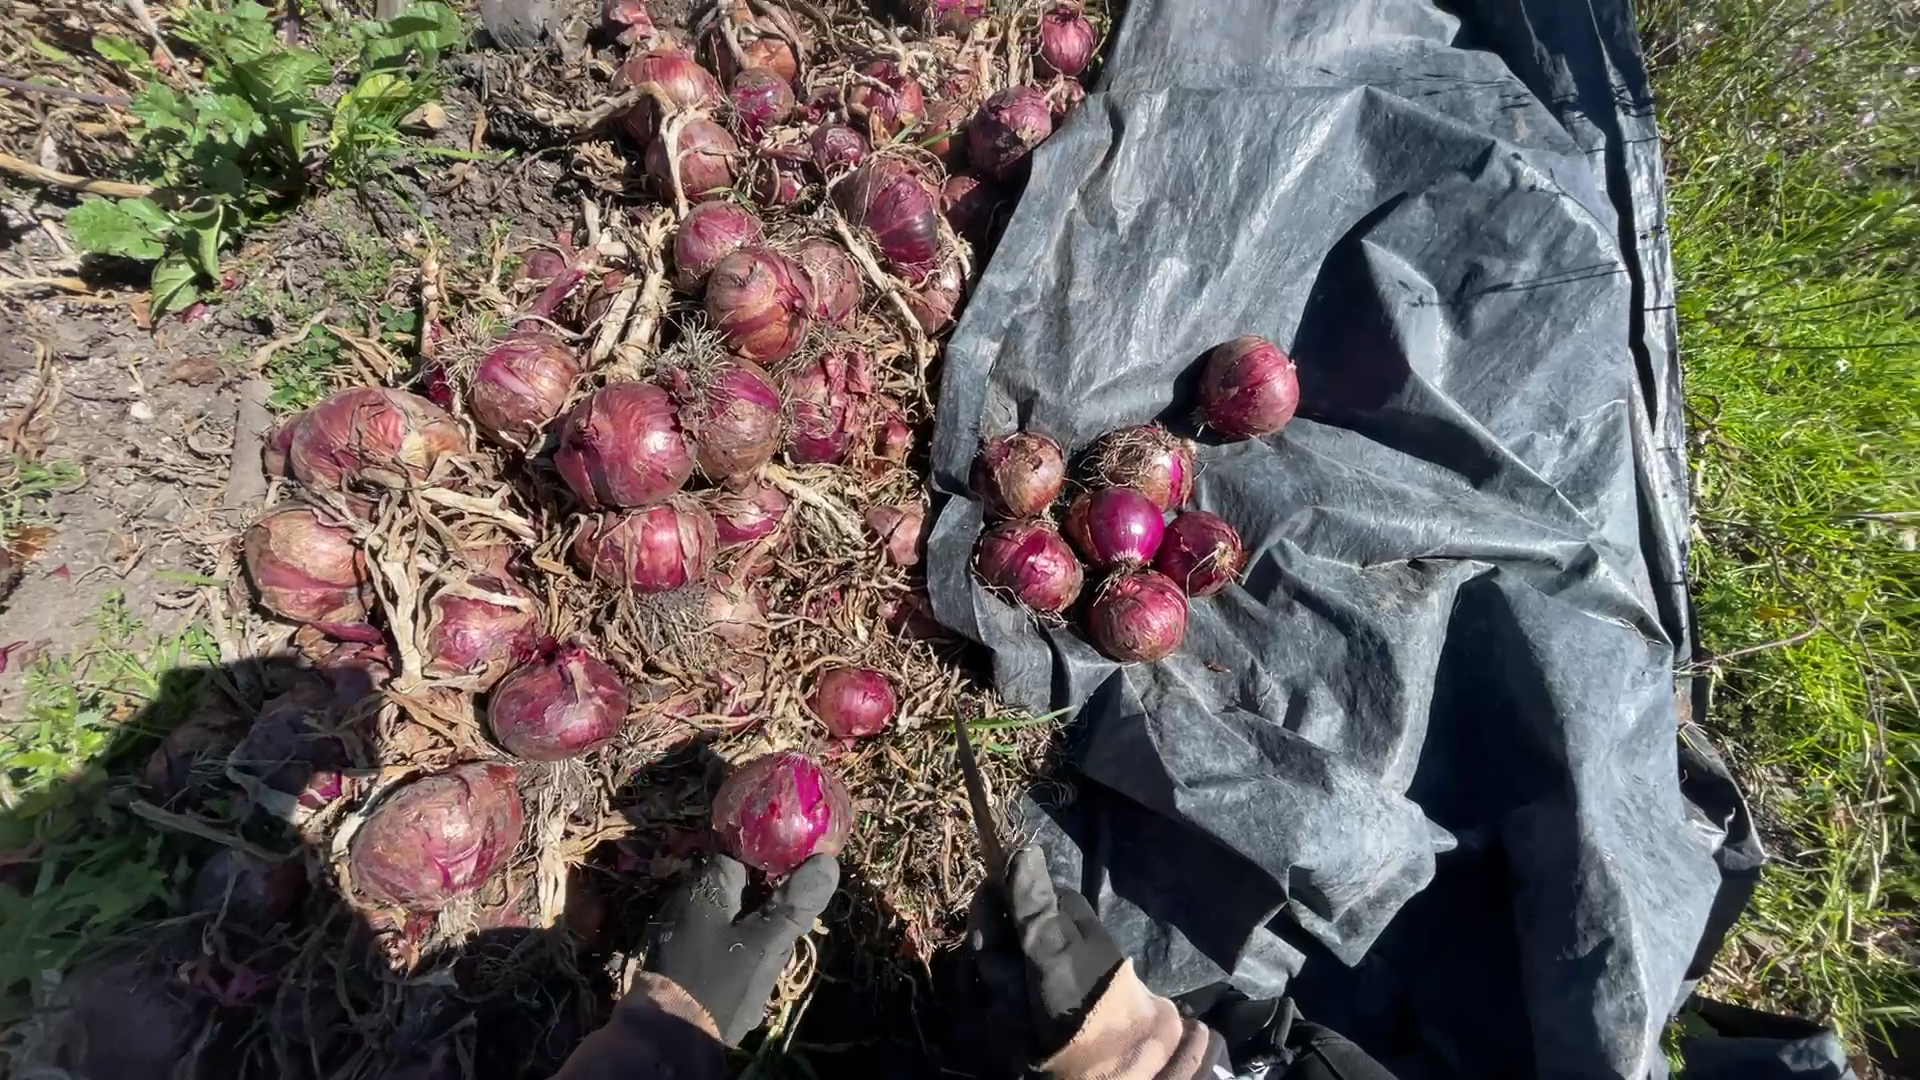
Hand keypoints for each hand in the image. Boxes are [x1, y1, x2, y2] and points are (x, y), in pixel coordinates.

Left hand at [645, 853, 838, 1044]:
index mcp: (706, 885)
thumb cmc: (717, 985)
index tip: (798, 865)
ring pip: (726, 909)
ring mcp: (678, 927)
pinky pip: (711, 933)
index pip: (744, 852)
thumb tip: (828, 864)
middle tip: (791, 908)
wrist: (665, 1044)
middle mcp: (687, 897)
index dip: (773, 855)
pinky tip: (746, 958)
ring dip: (748, 919)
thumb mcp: (764, 944)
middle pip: (737, 881)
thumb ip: (794, 904)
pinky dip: (730, 938)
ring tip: (772, 939)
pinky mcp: (675, 955)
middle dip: (764, 892)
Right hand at [966, 845, 1123, 1055]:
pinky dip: (1008, 1005)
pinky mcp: (1042, 996)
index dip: (988, 913)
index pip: (1006, 891)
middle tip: (1007, 980)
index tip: (984, 938)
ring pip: (1000, 962)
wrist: (1105, 1059)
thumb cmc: (1079, 994)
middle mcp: (1054, 929)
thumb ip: (1032, 899)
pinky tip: (1019, 1019)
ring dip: (1000, 984)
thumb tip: (1023, 847)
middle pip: (1000, 928)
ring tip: (1018, 1005)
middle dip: (994, 954)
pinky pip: (1008, 991)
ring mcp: (1047, 964)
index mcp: (1062, 908)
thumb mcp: (1053, 944)